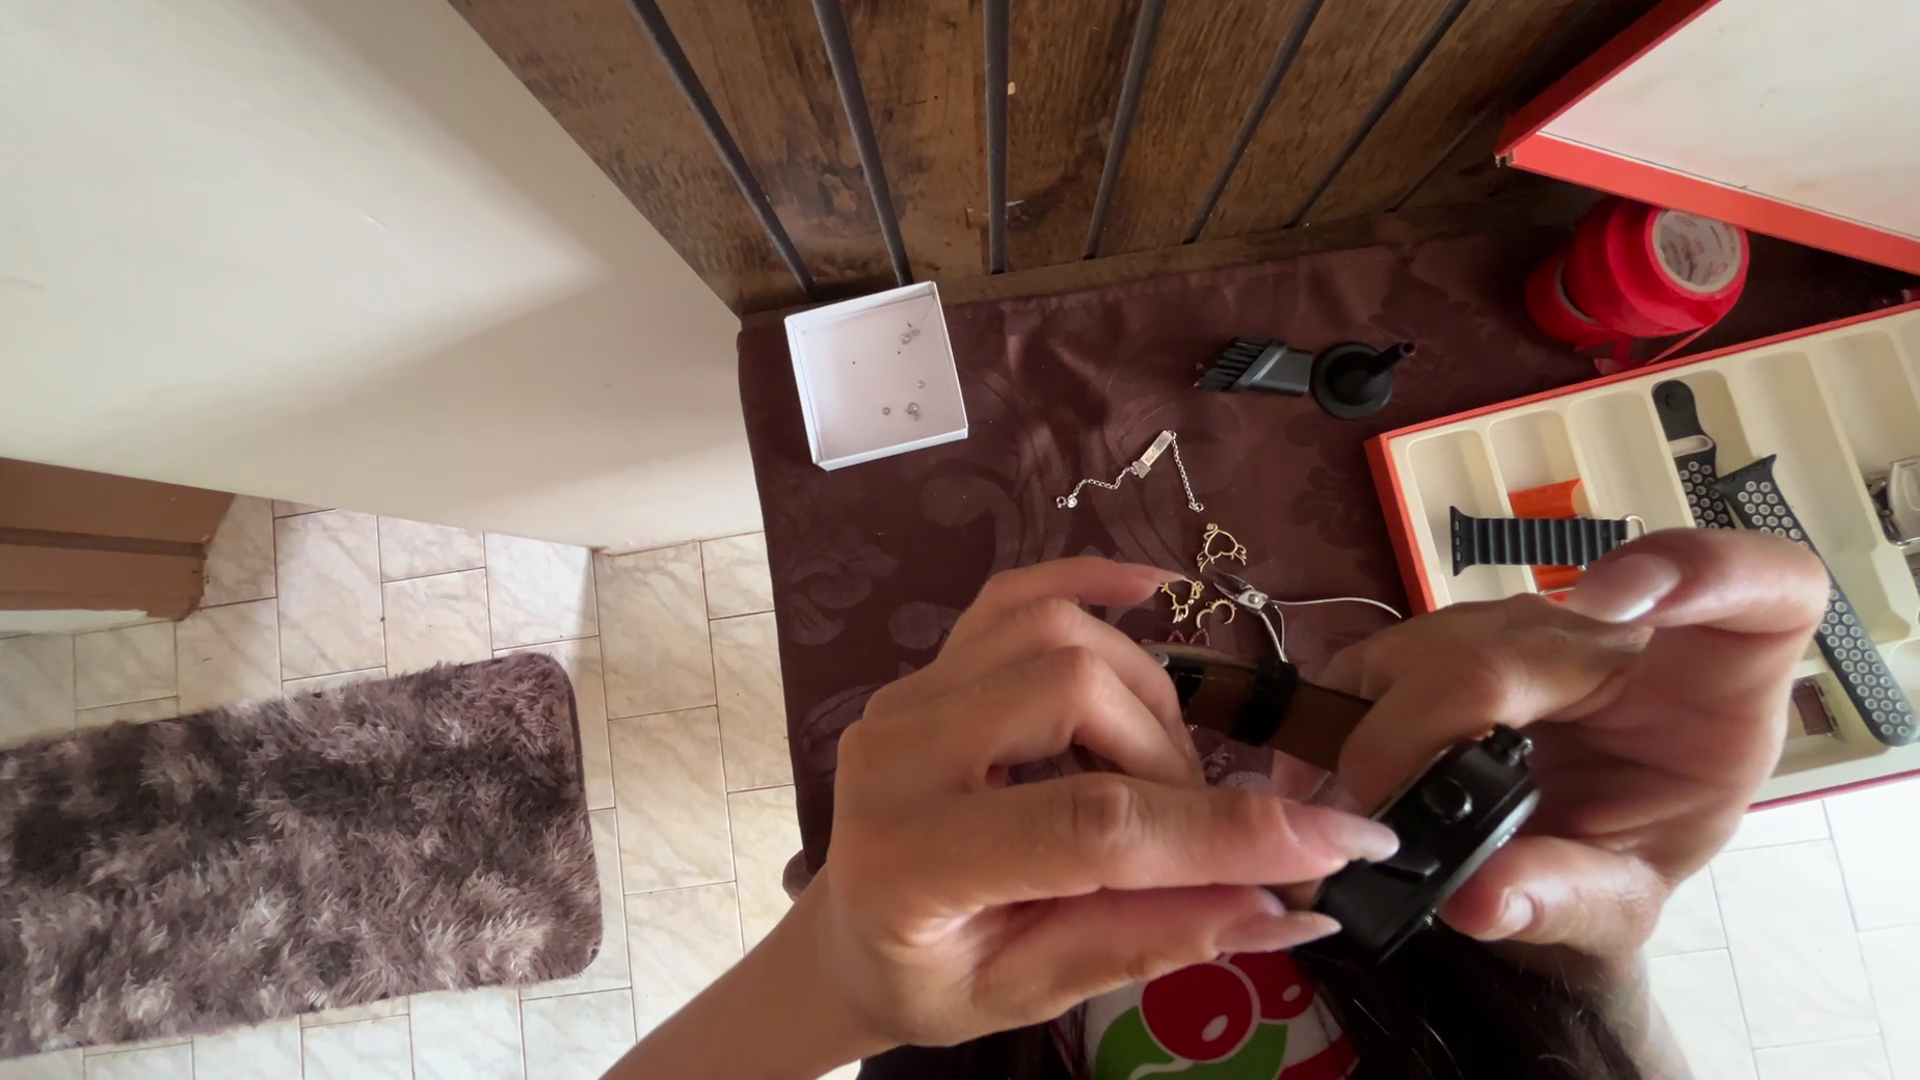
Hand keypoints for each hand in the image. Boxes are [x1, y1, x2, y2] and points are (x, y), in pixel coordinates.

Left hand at [802, 557, 1399, 1049]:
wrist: (850, 927)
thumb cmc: (928, 977)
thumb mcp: (1030, 991)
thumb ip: (1149, 937)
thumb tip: (1287, 902)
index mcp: (911, 858)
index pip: (1089, 824)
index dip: (1222, 830)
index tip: (1338, 841)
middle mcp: (896, 748)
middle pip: (1071, 688)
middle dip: (1170, 755)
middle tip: (1197, 817)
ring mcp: (908, 690)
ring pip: (1052, 628)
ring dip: (1141, 687)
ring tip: (1159, 760)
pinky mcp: (930, 665)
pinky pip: (1012, 595)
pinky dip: (1086, 582)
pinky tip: (1149, 588)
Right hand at [1318, 528, 1826, 956]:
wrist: (1562, 821)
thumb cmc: (1619, 836)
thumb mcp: (1624, 892)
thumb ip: (1564, 898)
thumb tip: (1473, 898)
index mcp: (1701, 683)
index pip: (1750, 587)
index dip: (1695, 572)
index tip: (1615, 601)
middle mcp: (1589, 632)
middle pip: (1487, 658)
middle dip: (1412, 743)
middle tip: (1378, 826)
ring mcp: (1495, 622)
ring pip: (1411, 653)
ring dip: (1367, 735)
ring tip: (1352, 805)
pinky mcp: (1425, 633)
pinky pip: (1367, 660)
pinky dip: (1335, 717)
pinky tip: (1328, 766)